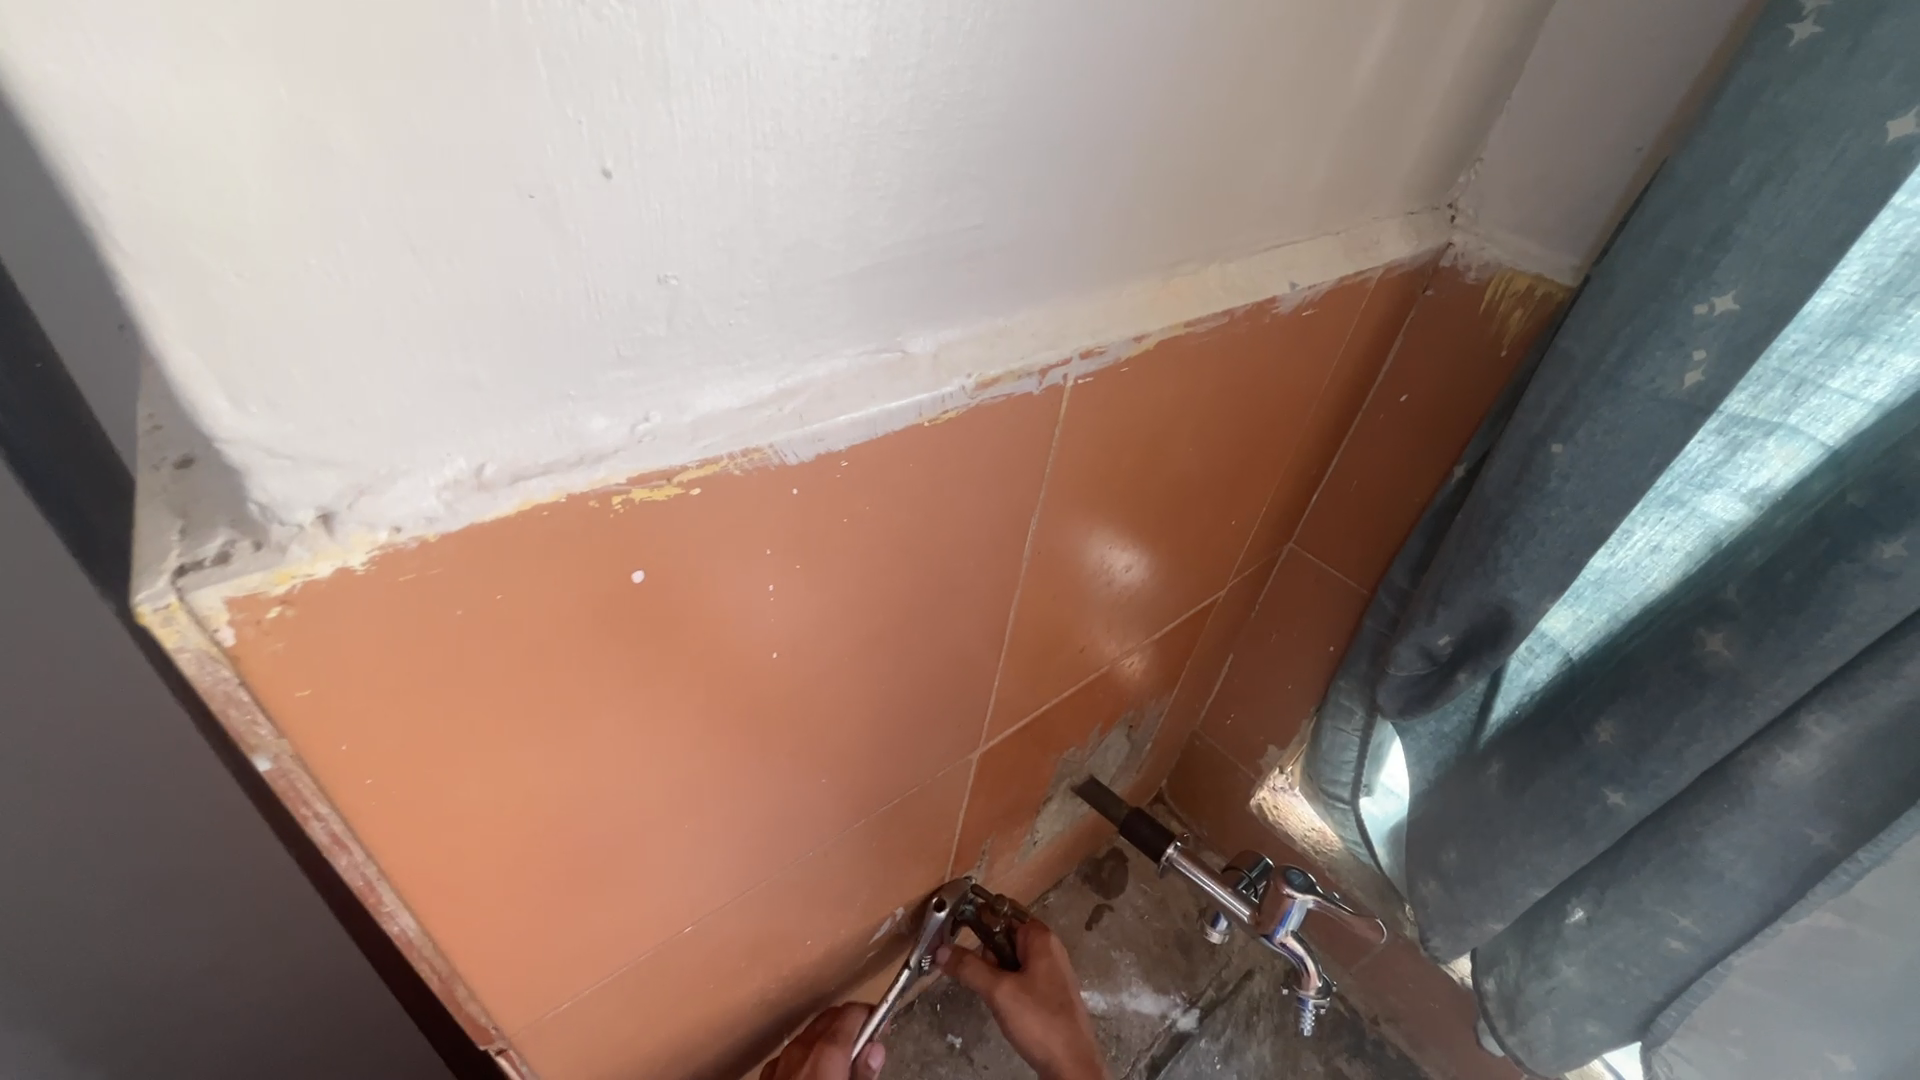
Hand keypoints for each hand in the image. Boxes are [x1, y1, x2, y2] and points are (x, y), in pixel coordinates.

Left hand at [760, 1003, 885, 1079]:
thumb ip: (863, 1073)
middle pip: (830, 1018)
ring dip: (828, 1037)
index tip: (882, 1023)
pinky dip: (806, 1054)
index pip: (852, 1012)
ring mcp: (779, 1061)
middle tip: (867, 1040)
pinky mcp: (766, 1076)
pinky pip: (790, 1054)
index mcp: (826, 1052)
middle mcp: (801, 1048)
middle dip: (850, 1023)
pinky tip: (812, 1071)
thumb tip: (875, 1048)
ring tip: (842, 1058)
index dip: (870, 1014)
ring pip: (810, 1034)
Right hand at [937, 919, 1110, 1079]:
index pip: (1001, 913)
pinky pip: (1020, 980)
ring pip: (1010, 962)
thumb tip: (940, 949)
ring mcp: (1051, 971)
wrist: (1072, 1066)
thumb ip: (968, 967)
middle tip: (992, 983)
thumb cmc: (1039, 1020)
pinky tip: (1010, 1011)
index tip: (958, 938)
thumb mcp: (998, 992)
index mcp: (1040, 936)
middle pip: (1004, 938)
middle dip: (989, 958)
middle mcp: (1048, 947)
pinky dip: (1008, 990)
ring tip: (1002, 1001)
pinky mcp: (1050, 993)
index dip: (979, 924)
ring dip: (997, 978)